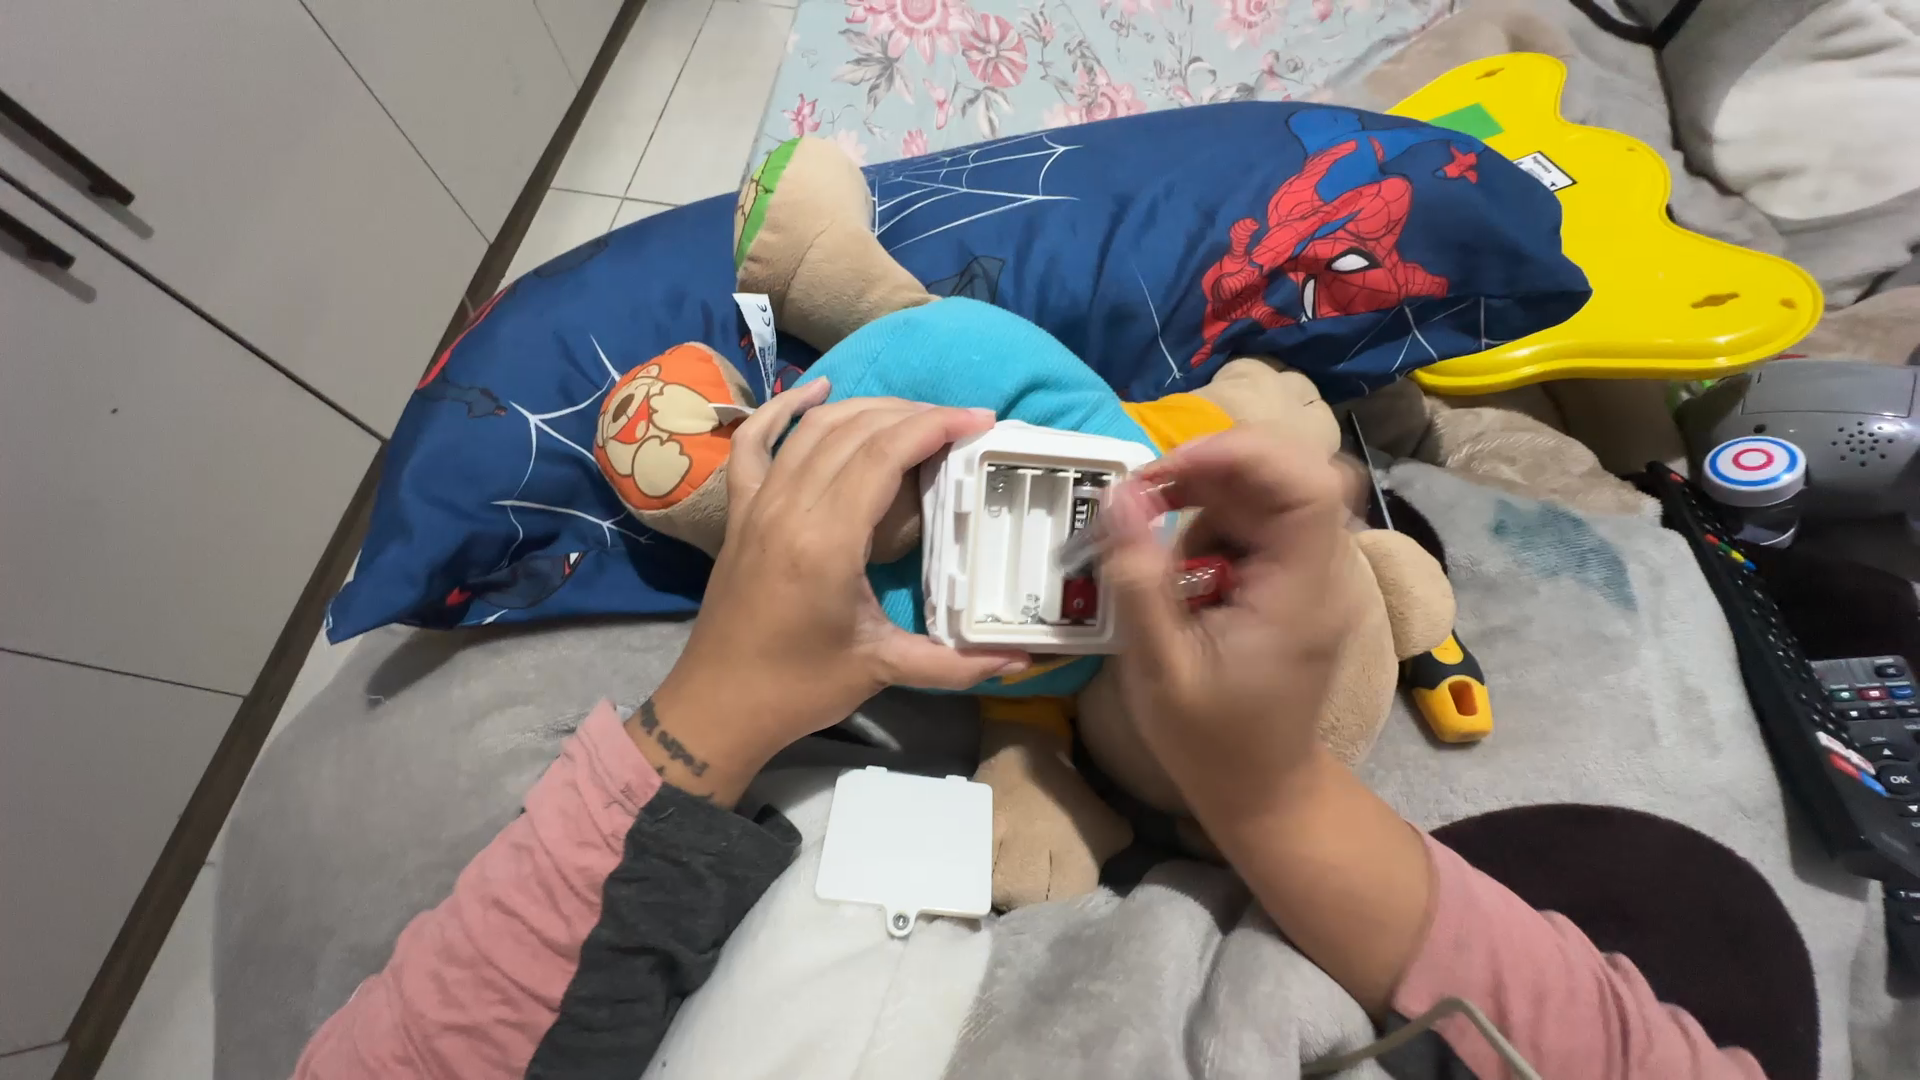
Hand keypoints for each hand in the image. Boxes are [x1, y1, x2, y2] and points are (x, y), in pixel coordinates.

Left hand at [632, 382, 1029, 803]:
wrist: (719, 705)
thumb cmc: (799, 688)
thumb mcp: (882, 670)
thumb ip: (956, 663)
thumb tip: (1024, 659)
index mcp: (825, 542)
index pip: (884, 454)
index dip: (935, 426)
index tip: (979, 420)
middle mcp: (787, 508)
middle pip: (854, 431)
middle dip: (914, 414)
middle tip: (960, 422)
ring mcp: (757, 504)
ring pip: (813, 428)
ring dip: (867, 408)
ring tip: (915, 414)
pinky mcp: (739, 511)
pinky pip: (755, 443)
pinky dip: (783, 408)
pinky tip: (818, 390)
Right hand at [1099, 427, 1359, 824]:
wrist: (1261, 789)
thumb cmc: (1212, 741)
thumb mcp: (1159, 667)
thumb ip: (1139, 580)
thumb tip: (1118, 496)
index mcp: (1301, 594)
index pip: (1306, 485)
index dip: (1242, 454)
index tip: (1168, 470)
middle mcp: (1318, 571)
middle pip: (1287, 474)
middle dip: (1212, 468)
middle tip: (1148, 492)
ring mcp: (1305, 574)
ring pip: (1264, 492)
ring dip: (1203, 495)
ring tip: (1153, 536)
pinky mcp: (1286, 580)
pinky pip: (1252, 523)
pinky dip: (1207, 523)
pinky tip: (1178, 567)